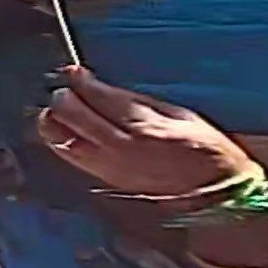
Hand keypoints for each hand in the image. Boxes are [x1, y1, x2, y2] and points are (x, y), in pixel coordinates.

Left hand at [37, 68, 256, 196]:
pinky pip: (60, 149)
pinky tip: (61, 126)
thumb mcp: (182, 117)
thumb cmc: (206, 151)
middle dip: (63, 96)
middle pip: (71, 113)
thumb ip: (137, 100)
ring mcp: (102, 162)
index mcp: (148, 128)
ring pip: (56, 132)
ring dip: (52, 115)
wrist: (215, 196)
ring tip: (60, 108)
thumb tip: (100, 86)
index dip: (83, 81)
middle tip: (66, 89)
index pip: (101, 98)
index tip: (74, 71)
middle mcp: (119, 146)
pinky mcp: (95, 173)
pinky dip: (54, 133)